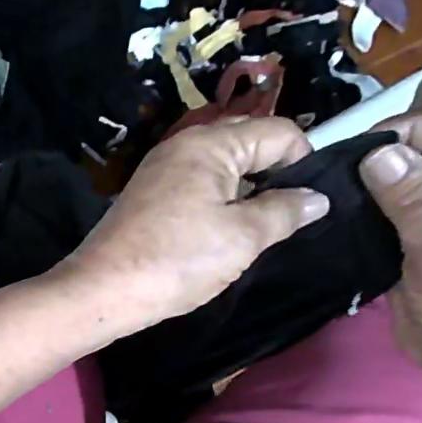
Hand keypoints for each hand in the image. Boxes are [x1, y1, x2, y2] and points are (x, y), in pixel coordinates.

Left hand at [59, 118, 329, 330]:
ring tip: (259, 231)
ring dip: (247, 192)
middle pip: (248, 144)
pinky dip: (219, 203)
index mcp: (211, 143)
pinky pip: (198, 187)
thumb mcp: (242, 237)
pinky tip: (223, 234)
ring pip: (222, 169)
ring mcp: (163, 170)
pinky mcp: (150, 196)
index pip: (278, 131)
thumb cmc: (177, 260)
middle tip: (288, 217)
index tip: (311, 201)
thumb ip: (284, 212)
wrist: (104, 291)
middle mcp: (185, 145)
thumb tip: (317, 198)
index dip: (304, 161)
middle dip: (275, 174)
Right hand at [357, 104, 421, 386]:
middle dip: (401, 155)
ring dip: (389, 183)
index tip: (361, 143)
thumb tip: (375, 150)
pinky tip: (358, 208)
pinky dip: (388, 209)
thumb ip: (417, 196)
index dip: (420, 129)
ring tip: (344, 184)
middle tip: (345, 164)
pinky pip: (419, 210)